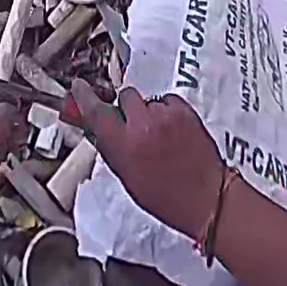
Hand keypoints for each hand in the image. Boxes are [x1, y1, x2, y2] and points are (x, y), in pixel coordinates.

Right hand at [71, 80, 224, 237]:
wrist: (208, 199)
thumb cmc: (167, 197)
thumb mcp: (128, 177)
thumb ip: (111, 148)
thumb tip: (97, 128)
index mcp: (124, 146)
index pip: (96, 112)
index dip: (84, 97)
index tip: (78, 86)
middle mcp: (142, 126)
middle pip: (125, 97)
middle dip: (127, 109)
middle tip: (136, 128)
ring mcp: (164, 115)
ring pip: (147, 100)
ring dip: (148, 112)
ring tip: (160, 135)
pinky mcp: (183, 109)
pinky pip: (166, 100)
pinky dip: (167, 111)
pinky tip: (174, 132)